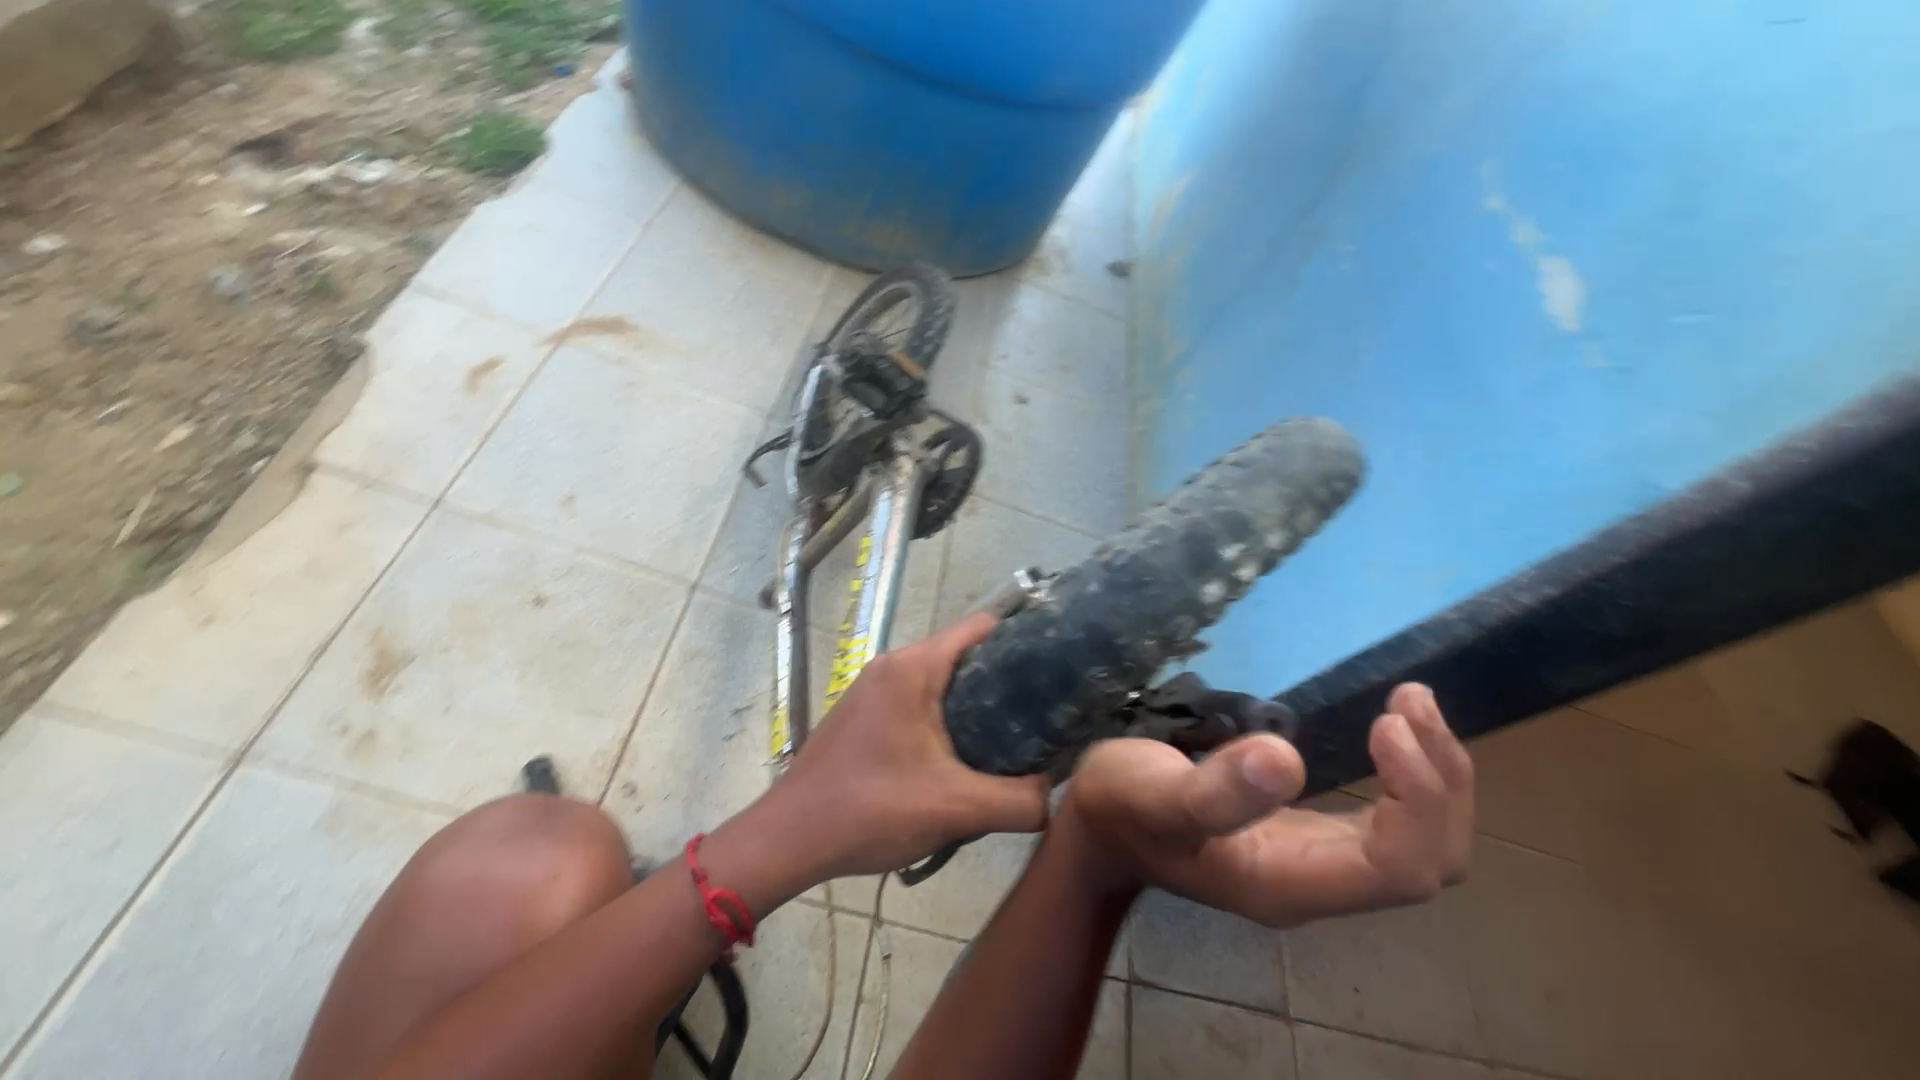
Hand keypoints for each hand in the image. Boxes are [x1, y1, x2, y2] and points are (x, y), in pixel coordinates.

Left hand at [747, 613, 1049, 884]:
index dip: (1026, 641)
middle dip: (1006, 683)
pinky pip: (917, 702)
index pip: (983, 627)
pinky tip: (961, 760)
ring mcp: (872, 689)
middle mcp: (892, 665)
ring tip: (1010, 743)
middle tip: (1042, 719)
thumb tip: (1055, 793)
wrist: (790, 838)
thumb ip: (1021, 802)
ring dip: (976, 707)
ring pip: (941, 682)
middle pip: (965, 654)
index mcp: (914, 667)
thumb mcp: (958, 809)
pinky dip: (946, 721)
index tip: (1058, 673)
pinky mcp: (862, 715)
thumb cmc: (871, 810)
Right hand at [1060, 683, 1473, 925]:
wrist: (1102, 827)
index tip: (1387, 724)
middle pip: (1429, 860)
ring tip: (1412, 703)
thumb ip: (1213, 790)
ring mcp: (1319, 864)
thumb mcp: (1152, 794)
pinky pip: (1392, 821)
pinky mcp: (1313, 837)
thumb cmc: (1122, 808)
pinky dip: (1410, 774)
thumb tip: (1285, 759)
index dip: (1414, 798)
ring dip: (1435, 775)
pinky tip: (1393, 729)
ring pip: (1422, 843)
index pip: (1398, 866)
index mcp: (1288, 884)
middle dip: (1439, 783)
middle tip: (1409, 703)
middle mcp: (1317, 883)